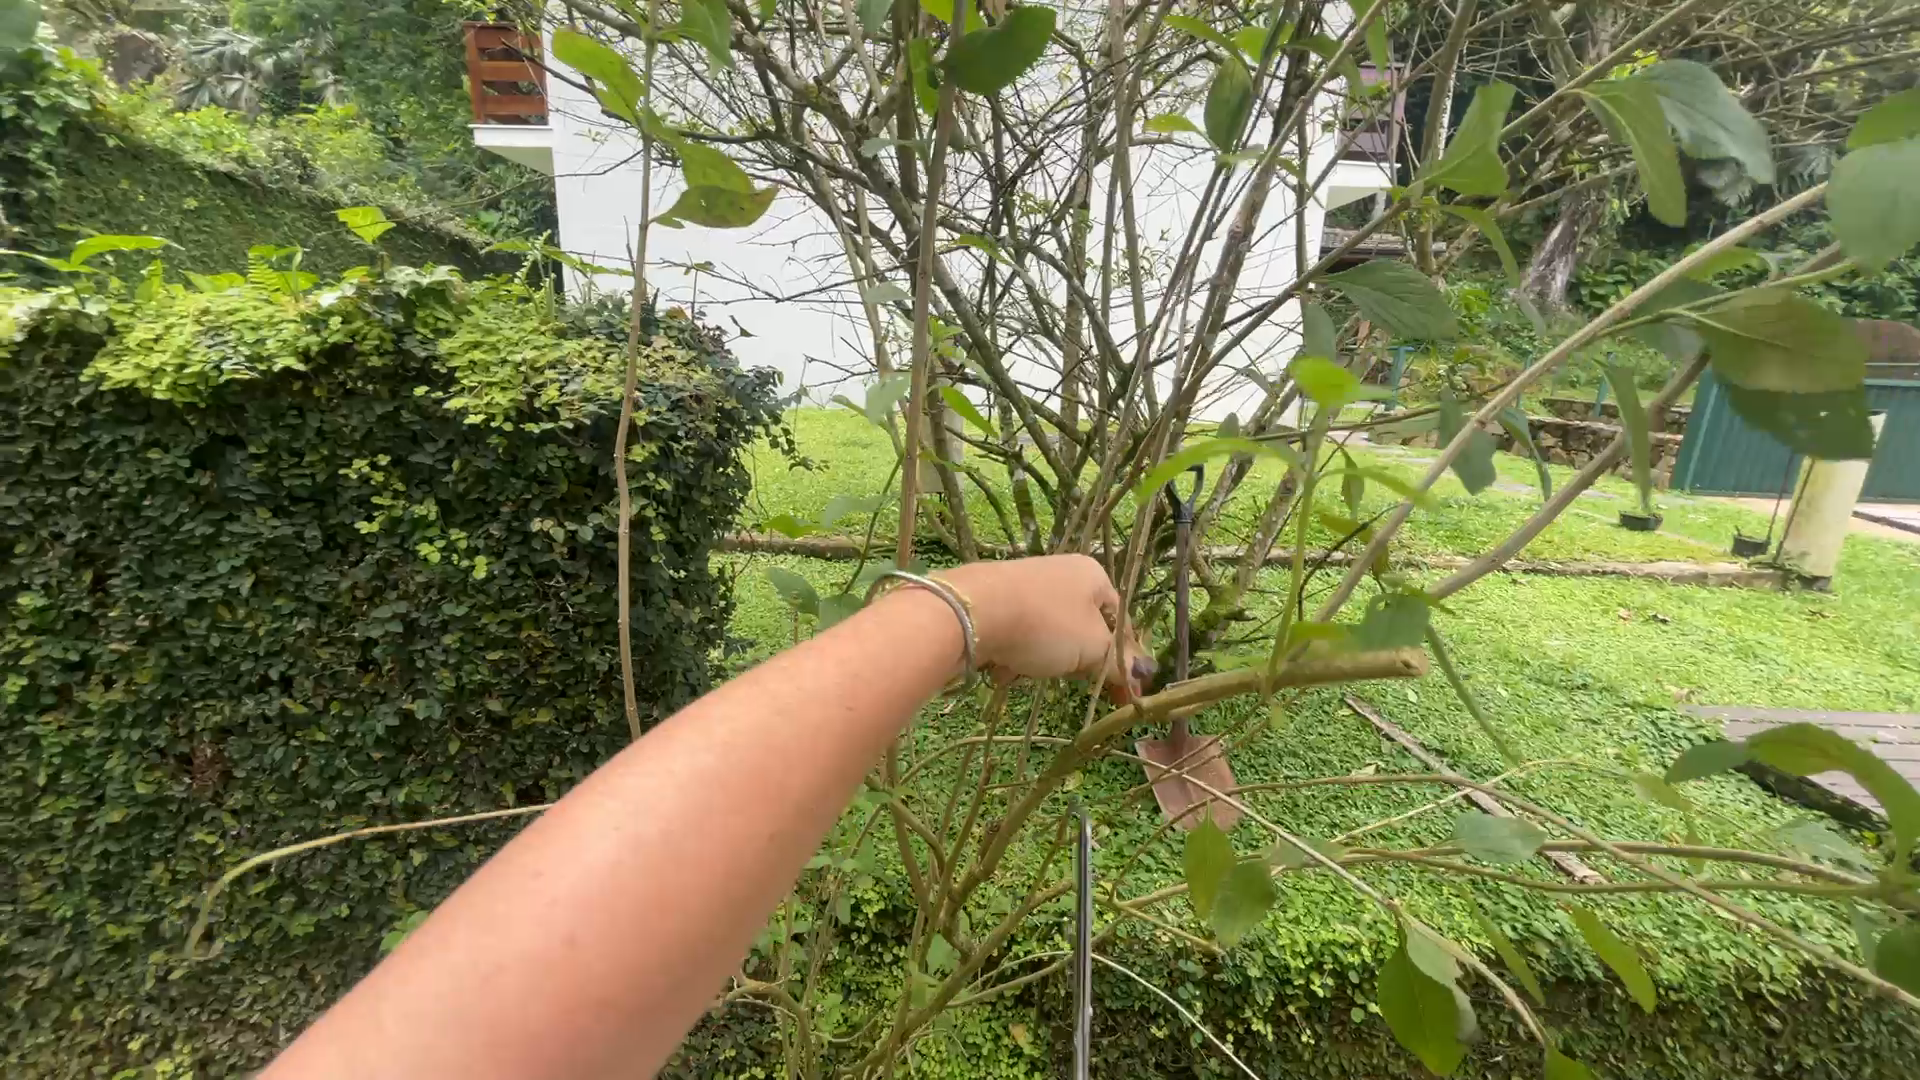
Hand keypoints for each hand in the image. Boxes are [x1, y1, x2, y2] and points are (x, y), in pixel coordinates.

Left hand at [937, 555, 1153, 702]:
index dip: (1126, 661)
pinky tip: (1000, 665)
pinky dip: (1012, 657)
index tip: (1127, 697)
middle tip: (1069, 677)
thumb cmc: (1044, 624)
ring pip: (1047, 639)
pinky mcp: (994, 603)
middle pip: (1083, 630)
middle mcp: (1061, 573)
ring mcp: (1025, 586)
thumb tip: (1144, 672)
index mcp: (1093, 575)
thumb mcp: (1093, 647)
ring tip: (1025, 667)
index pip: (1121, 622)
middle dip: (1075, 661)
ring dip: (1040, 663)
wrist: (970, 611)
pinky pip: (1016, 638)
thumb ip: (1119, 662)